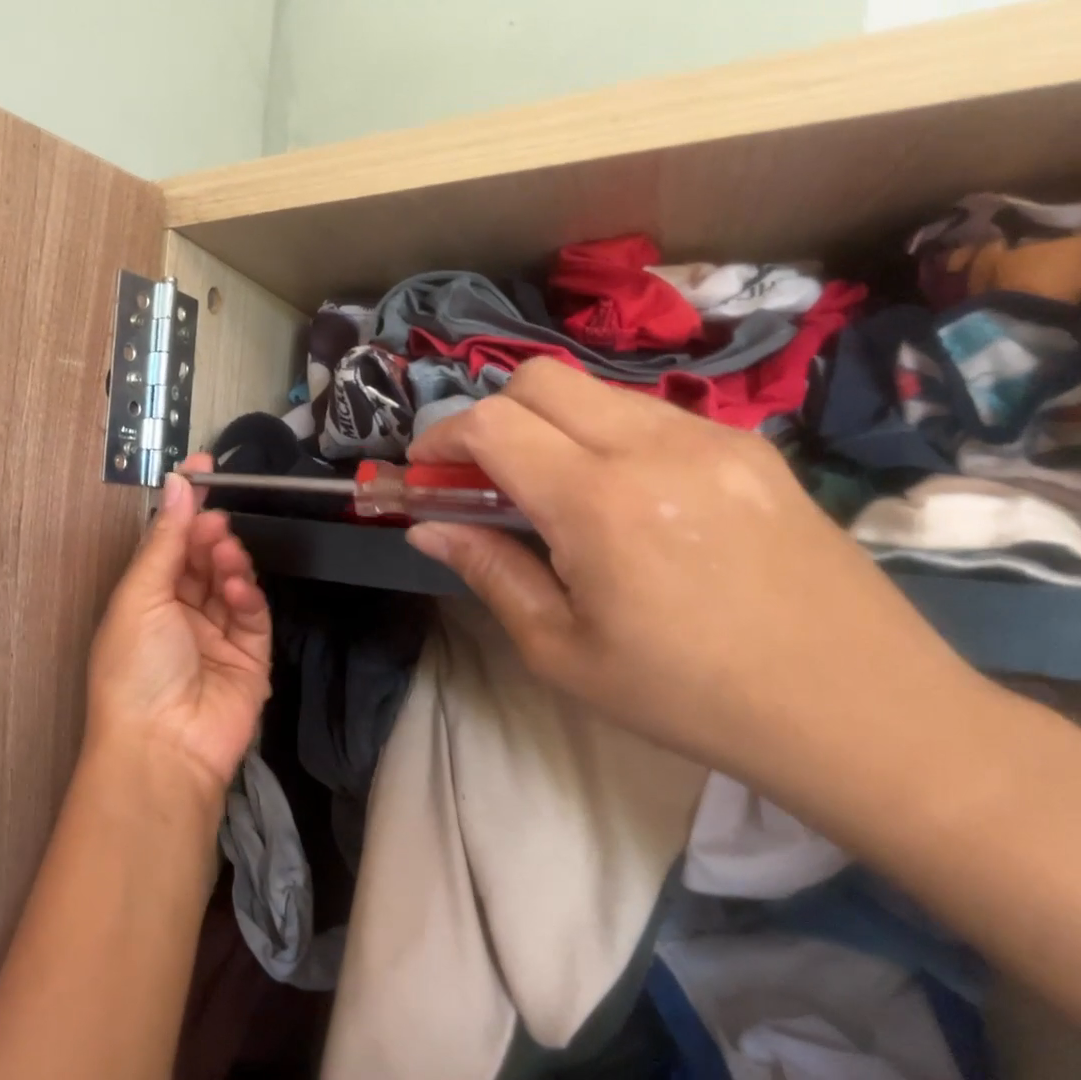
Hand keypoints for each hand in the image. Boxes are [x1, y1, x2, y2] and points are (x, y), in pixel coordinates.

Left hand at [86, 456, 272, 794]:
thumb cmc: (135, 667)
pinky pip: (253, 615)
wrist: (163, 746)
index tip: (205, 468)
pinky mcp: (250, 658)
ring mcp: (216, 636)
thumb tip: (179, 483)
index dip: (186, 507)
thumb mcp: (140, 596)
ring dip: (228, 562)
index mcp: (144, 599)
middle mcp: (179, 614)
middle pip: (202, 559)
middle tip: (216, 519)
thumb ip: (166, 540)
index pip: (169, 543)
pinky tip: (237, 587)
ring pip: (230, 582)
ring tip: (225, 552)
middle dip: (209, 533)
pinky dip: (247, 595)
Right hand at [402, 359, 988, 774]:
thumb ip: (489, 571)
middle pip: (540, 379)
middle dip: (489, 415)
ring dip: (548, 424)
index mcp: (598, 503)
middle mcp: (654, 448)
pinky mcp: (751, 450)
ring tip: (546, 492)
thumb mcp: (560, 650)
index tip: (424, 475)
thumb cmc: (685, 694)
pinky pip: (651, 414)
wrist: (856, 710)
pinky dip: (604, 435)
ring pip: (596, 390)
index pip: (492, 424)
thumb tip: (428, 529)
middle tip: (479, 478)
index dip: (441, 439)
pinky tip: (616, 498)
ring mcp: (713, 439)